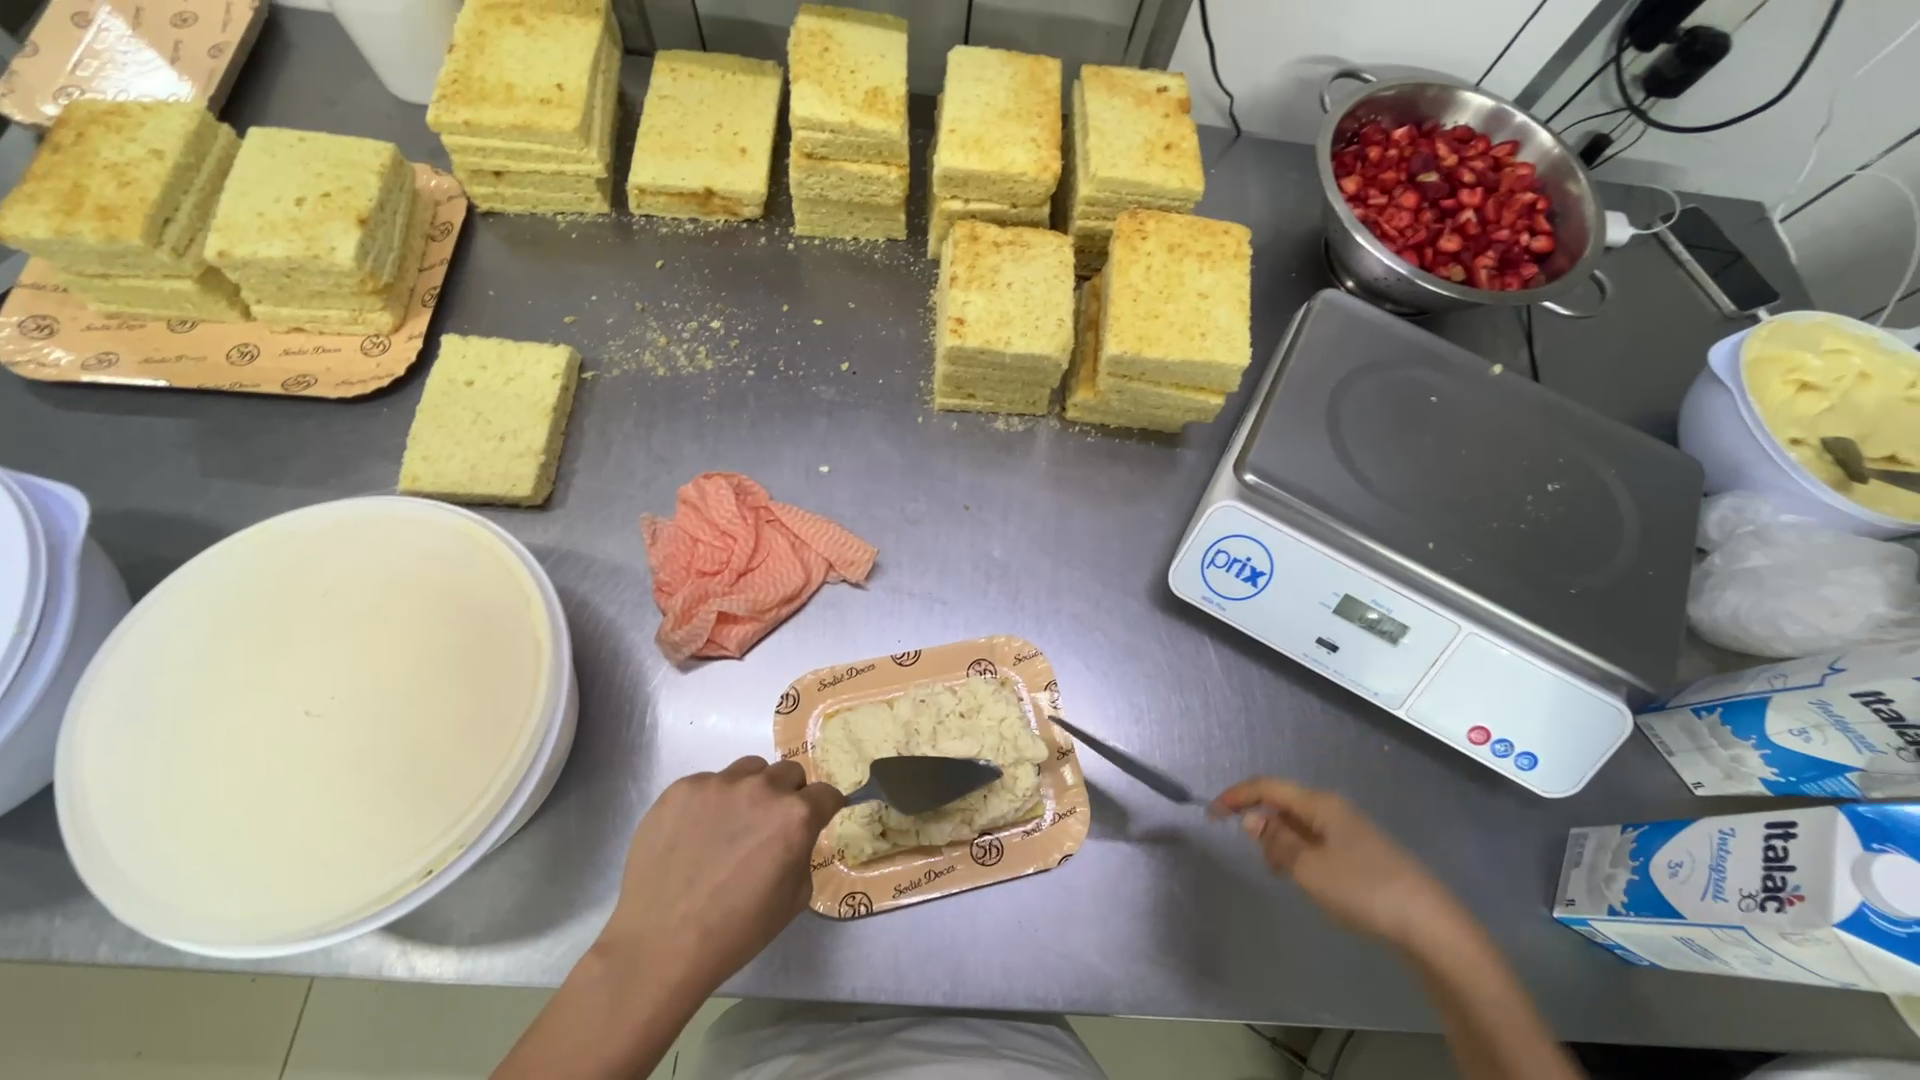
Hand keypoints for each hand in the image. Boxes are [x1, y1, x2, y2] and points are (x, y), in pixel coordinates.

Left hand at [600, 757, 843, 993]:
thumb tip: (795, 837)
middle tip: (770, 826)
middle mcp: (761, 789)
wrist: (661, 943)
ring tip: (730, 826)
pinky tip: (695, 835)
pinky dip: (710, 802)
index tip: (817, 819)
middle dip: (788, 794)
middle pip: (789, 772)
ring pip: (749, 770)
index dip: (824, 808)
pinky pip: (708, 783)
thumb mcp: (795, 899)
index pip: (826, 793)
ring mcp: (717, 784)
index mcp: (795, 816)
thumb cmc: (737, 931)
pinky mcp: (681, 789)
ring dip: (751, 790)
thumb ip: (802, 853)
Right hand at [1212, 777, 1465, 949]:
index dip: (1237, 796)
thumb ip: (1276, 840)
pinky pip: (1318, 843)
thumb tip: (1252, 818)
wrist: (1430, 926)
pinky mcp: (1364, 855)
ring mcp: (1352, 832)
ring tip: (1283, 875)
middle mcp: (1336, 810)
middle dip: (1262, 824)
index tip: (1211, 814)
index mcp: (1321, 805)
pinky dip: (1301, 854)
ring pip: (1301, 826)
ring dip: (1282, 842)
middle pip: (1285, 804)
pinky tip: (1308, 880)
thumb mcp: (1308, 868)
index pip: (1268, 787)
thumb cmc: (1363, 890)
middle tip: (1261, 861)